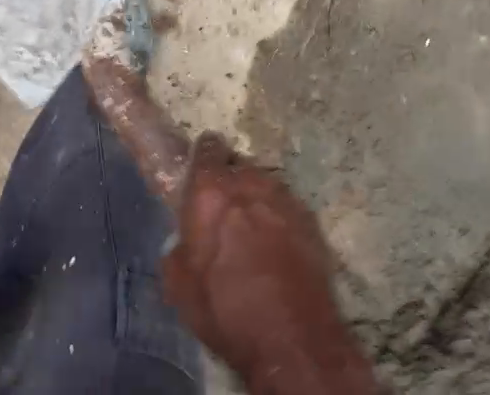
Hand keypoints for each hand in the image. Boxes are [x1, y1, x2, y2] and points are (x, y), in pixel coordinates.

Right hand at [159, 134, 378, 394]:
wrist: (293, 339)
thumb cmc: (226, 311)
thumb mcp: (180, 287)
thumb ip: (178, 250)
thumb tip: (184, 242)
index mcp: (210, 193)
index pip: (206, 149)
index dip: (203, 157)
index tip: (200, 172)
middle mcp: (249, 184)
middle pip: (238, 166)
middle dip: (230, 181)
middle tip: (223, 209)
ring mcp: (285, 200)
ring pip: (264, 185)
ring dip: (256, 198)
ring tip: (251, 228)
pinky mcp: (311, 221)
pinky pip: (287, 207)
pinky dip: (279, 218)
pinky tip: (277, 245)